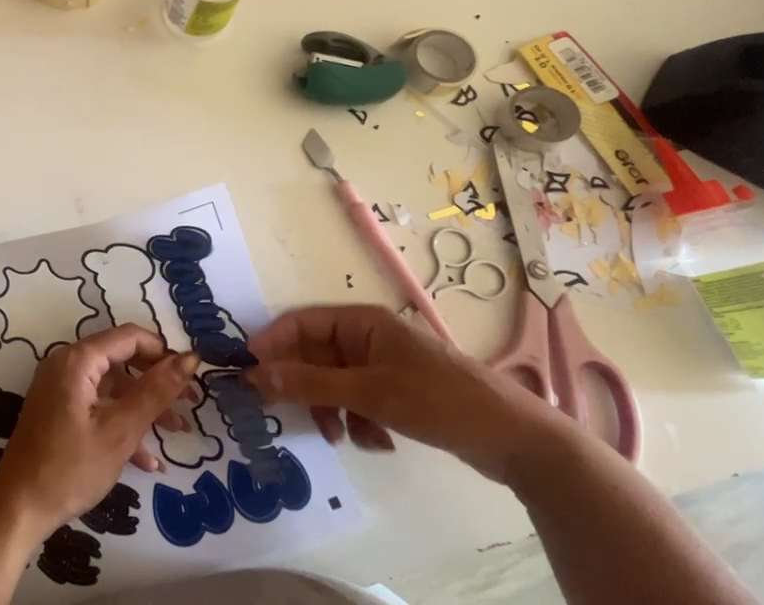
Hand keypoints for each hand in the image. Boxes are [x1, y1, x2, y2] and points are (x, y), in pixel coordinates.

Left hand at [0, 324, 198, 535]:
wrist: (20, 505)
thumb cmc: (71, 467)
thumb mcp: (120, 430)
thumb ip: (155, 391)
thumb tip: (189, 358)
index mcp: (76, 360)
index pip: (128, 337)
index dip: (163, 352)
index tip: (193, 376)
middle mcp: (65, 365)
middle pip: (120, 359)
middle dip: (156, 380)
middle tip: (189, 404)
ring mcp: (59, 388)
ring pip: (111, 386)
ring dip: (143, 406)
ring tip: (177, 431)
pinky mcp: (58, 410)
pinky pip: (97, 405)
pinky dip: (121, 423)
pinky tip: (147, 460)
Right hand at [248, 304, 568, 481]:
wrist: (517, 440)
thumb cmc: (440, 400)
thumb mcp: (368, 393)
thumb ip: (308, 384)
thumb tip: (252, 375)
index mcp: (361, 322)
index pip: (299, 323)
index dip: (270, 344)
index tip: (246, 372)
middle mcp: (368, 338)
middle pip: (313, 356)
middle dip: (304, 388)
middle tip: (285, 414)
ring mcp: (384, 366)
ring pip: (333, 383)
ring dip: (331, 410)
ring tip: (342, 437)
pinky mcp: (398, 393)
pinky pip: (357, 401)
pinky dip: (357, 421)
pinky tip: (375, 441)